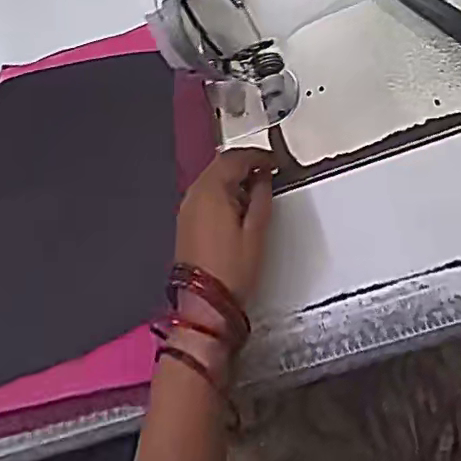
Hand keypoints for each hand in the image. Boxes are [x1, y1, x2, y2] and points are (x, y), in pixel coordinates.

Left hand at [174, 148, 274, 301]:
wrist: (203, 305)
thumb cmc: (233, 269)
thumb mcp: (256, 233)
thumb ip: (261, 198)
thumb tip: (263, 177)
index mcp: (212, 190)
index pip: (235, 158)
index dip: (257, 155)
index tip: (274, 161)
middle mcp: (195, 192)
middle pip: (220, 163)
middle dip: (245, 162)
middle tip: (267, 169)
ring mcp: (187, 205)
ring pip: (212, 176)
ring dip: (233, 175)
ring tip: (256, 185)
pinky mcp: (185, 219)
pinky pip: (205, 191)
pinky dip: (222, 188)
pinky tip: (237, 201)